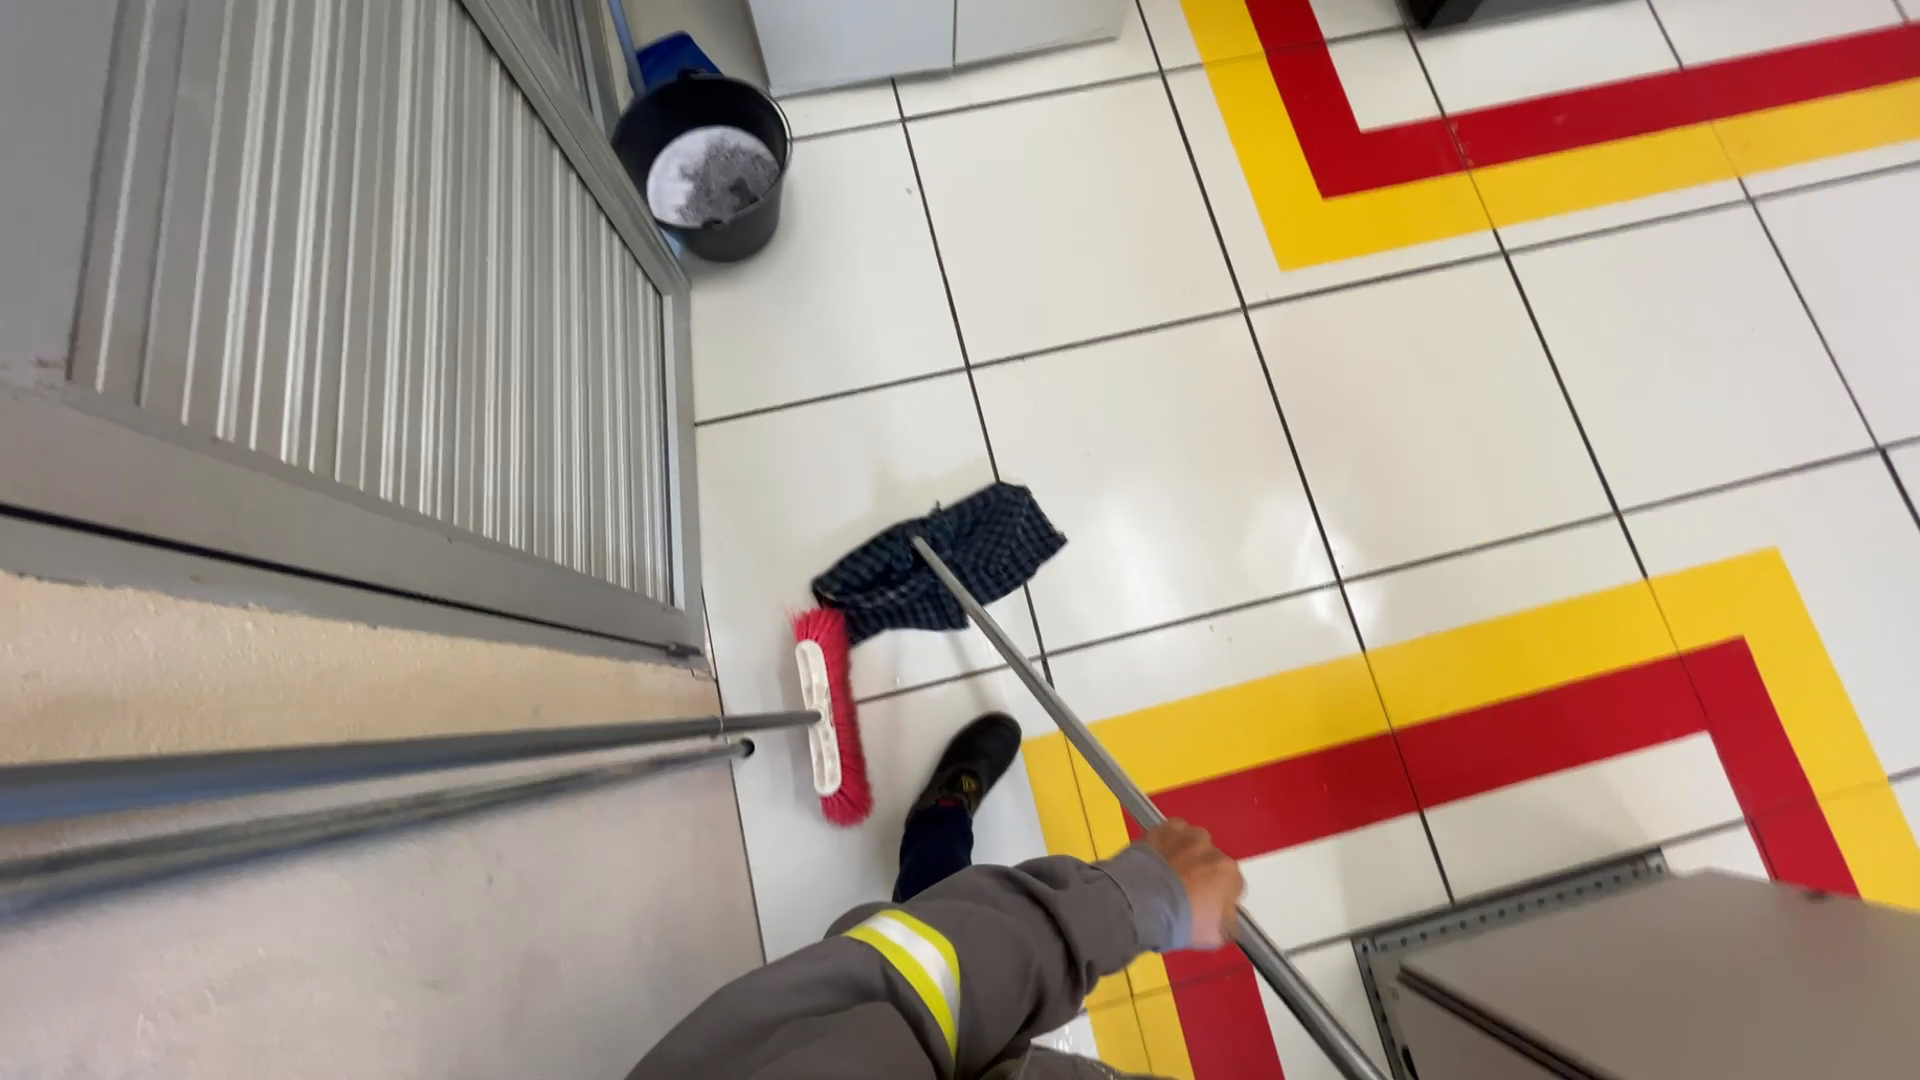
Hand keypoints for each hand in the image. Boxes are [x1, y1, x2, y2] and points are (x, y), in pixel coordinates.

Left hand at [1142, 819, 1243, 949]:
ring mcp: (1185, 834)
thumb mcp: (1216, 935)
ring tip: (1169, 873)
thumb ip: (1227, 921)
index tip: (1207, 905)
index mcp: (1229, 873)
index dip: (1220, 896)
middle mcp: (1210, 848)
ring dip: (1185, 854)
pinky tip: (1158, 857)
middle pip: (1211, 860)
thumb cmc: (1181, 921)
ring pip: (1191, 842)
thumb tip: (1224, 916)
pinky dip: (1166, 842)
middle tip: (1185, 890)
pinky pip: (1170, 832)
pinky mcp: (1161, 828)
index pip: (1233, 884)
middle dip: (1202, 872)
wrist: (1142, 902)